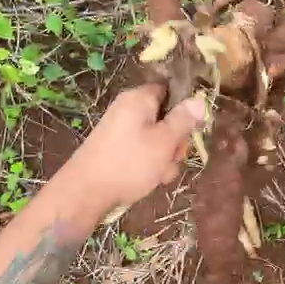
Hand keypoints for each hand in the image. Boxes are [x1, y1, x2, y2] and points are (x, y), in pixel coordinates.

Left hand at [54, 84, 206, 219]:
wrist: (85, 193)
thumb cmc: (129, 163)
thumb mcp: (164, 141)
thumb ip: (183, 120)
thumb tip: (200, 100)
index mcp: (139, 99)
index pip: (170, 90)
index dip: (185, 108)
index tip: (193, 128)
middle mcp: (129, 110)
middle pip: (166, 118)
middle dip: (176, 141)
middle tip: (173, 156)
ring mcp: (122, 131)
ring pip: (158, 140)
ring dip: (165, 158)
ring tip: (159, 174)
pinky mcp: (117, 150)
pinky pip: (143, 152)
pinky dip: (150, 165)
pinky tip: (149, 180)